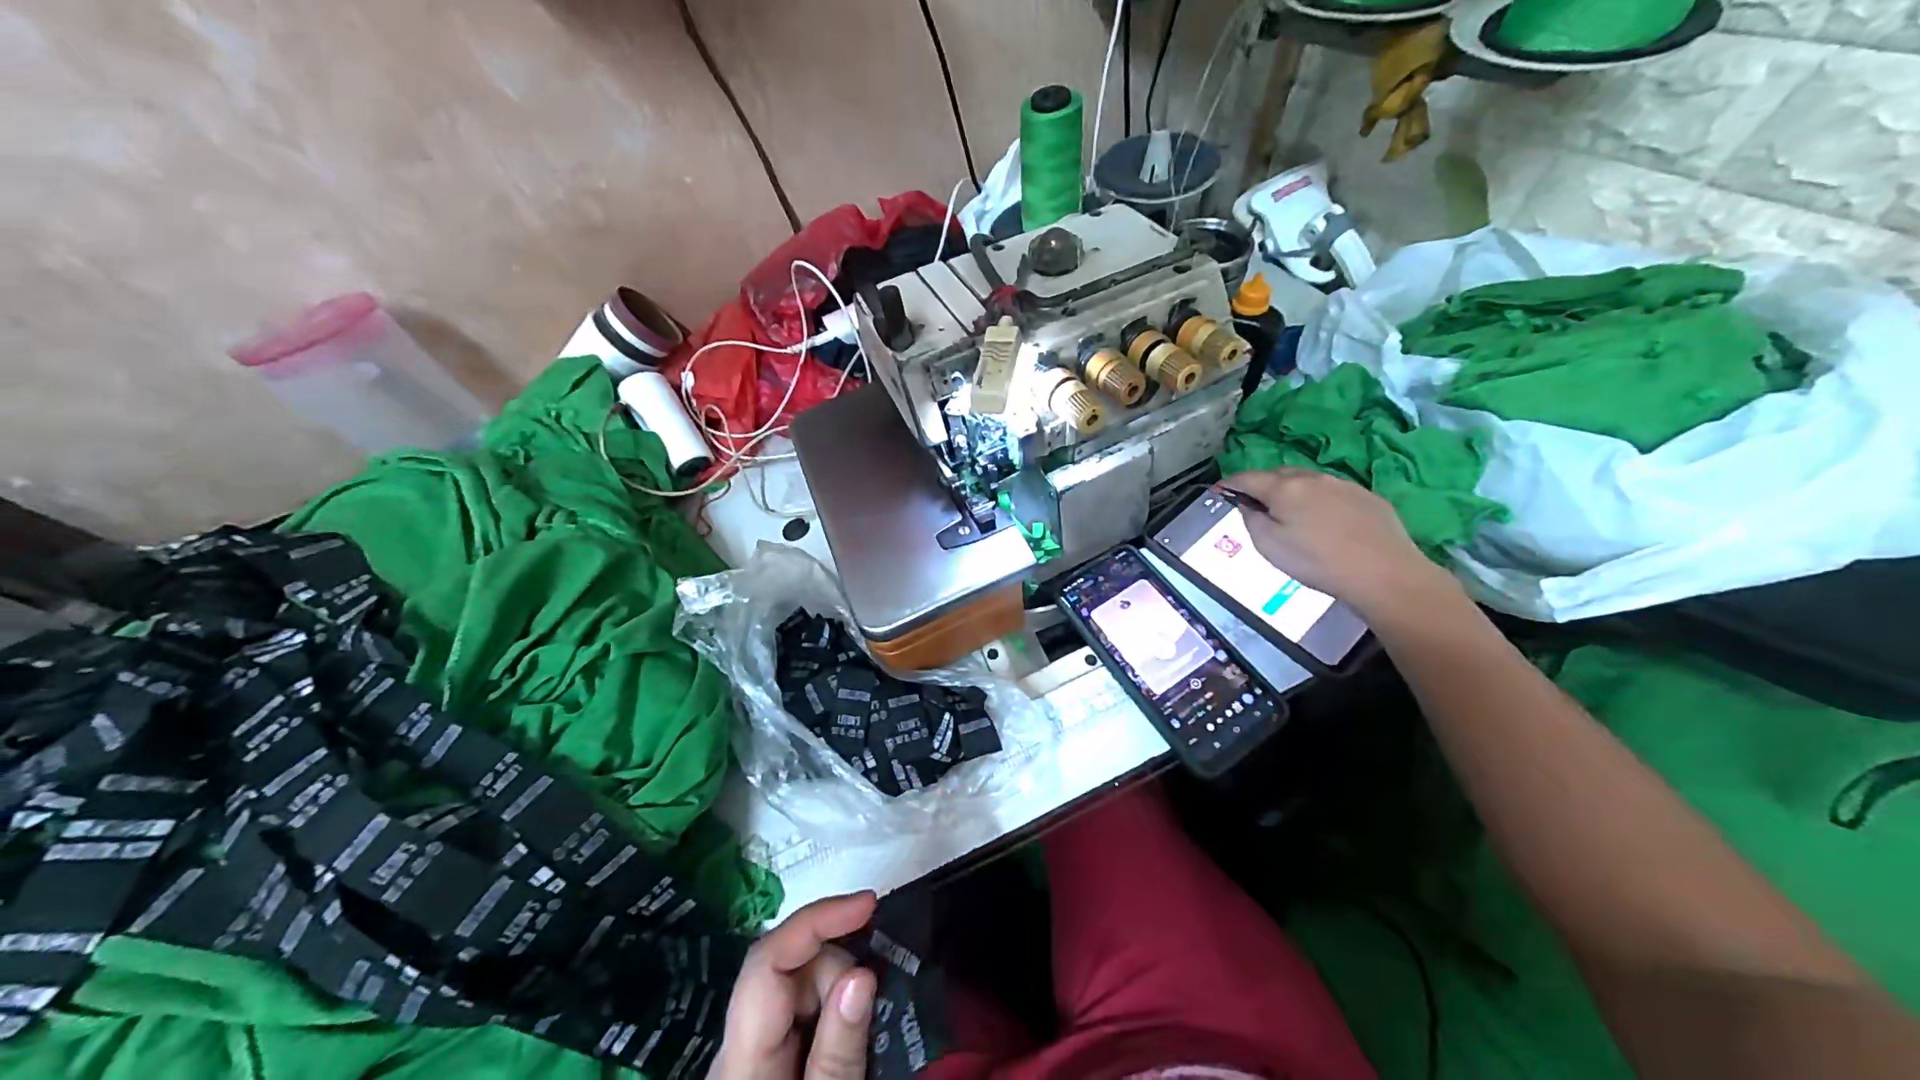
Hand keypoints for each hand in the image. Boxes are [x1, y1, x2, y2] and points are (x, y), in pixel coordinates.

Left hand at [708, 892, 878, 1079]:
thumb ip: (839, 1052)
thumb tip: (861, 974)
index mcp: (741, 1058)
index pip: (769, 961)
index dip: (818, 920)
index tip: (868, 904)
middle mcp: (736, 1044)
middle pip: (789, 968)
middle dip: (840, 969)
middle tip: (879, 1005)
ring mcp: (747, 1051)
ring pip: (800, 986)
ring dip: (841, 990)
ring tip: (873, 1025)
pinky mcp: (763, 1060)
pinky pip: (800, 1013)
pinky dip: (833, 1009)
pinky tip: (856, 1028)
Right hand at [1220, 468, 1458, 618]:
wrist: (1383, 573)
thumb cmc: (1317, 561)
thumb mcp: (1269, 546)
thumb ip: (1251, 520)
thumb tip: (1247, 505)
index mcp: (1284, 488)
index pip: (1247, 478)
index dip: (1229, 484)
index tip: (1218, 491)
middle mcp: (1313, 478)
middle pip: (1278, 474)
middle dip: (1262, 485)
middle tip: (1253, 504)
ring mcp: (1343, 485)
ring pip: (1308, 481)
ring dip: (1292, 491)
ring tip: (1289, 513)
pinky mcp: (1367, 497)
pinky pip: (1332, 492)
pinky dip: (1319, 501)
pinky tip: (1324, 523)